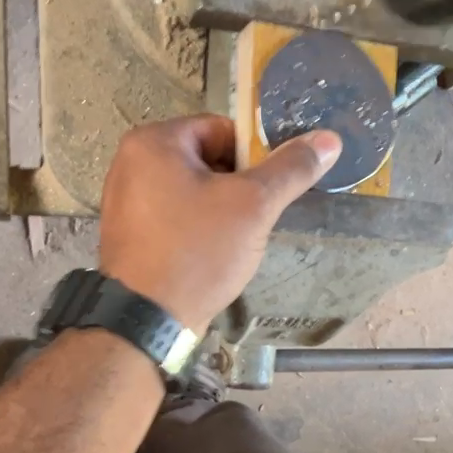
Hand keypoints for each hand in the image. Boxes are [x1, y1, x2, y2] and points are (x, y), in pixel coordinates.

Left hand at [98, 115, 340, 332]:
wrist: (147, 322)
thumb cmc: (197, 254)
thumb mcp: (253, 207)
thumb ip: (290, 170)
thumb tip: (329, 139)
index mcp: (154, 142)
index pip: (221, 130)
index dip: (253, 159)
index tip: (265, 193)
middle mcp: (130, 164)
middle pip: (205, 161)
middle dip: (235, 190)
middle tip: (251, 222)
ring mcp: (124, 202)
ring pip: (191, 194)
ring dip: (218, 214)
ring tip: (231, 245)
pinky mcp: (127, 236)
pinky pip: (173, 220)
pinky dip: (195, 233)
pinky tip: (208, 259)